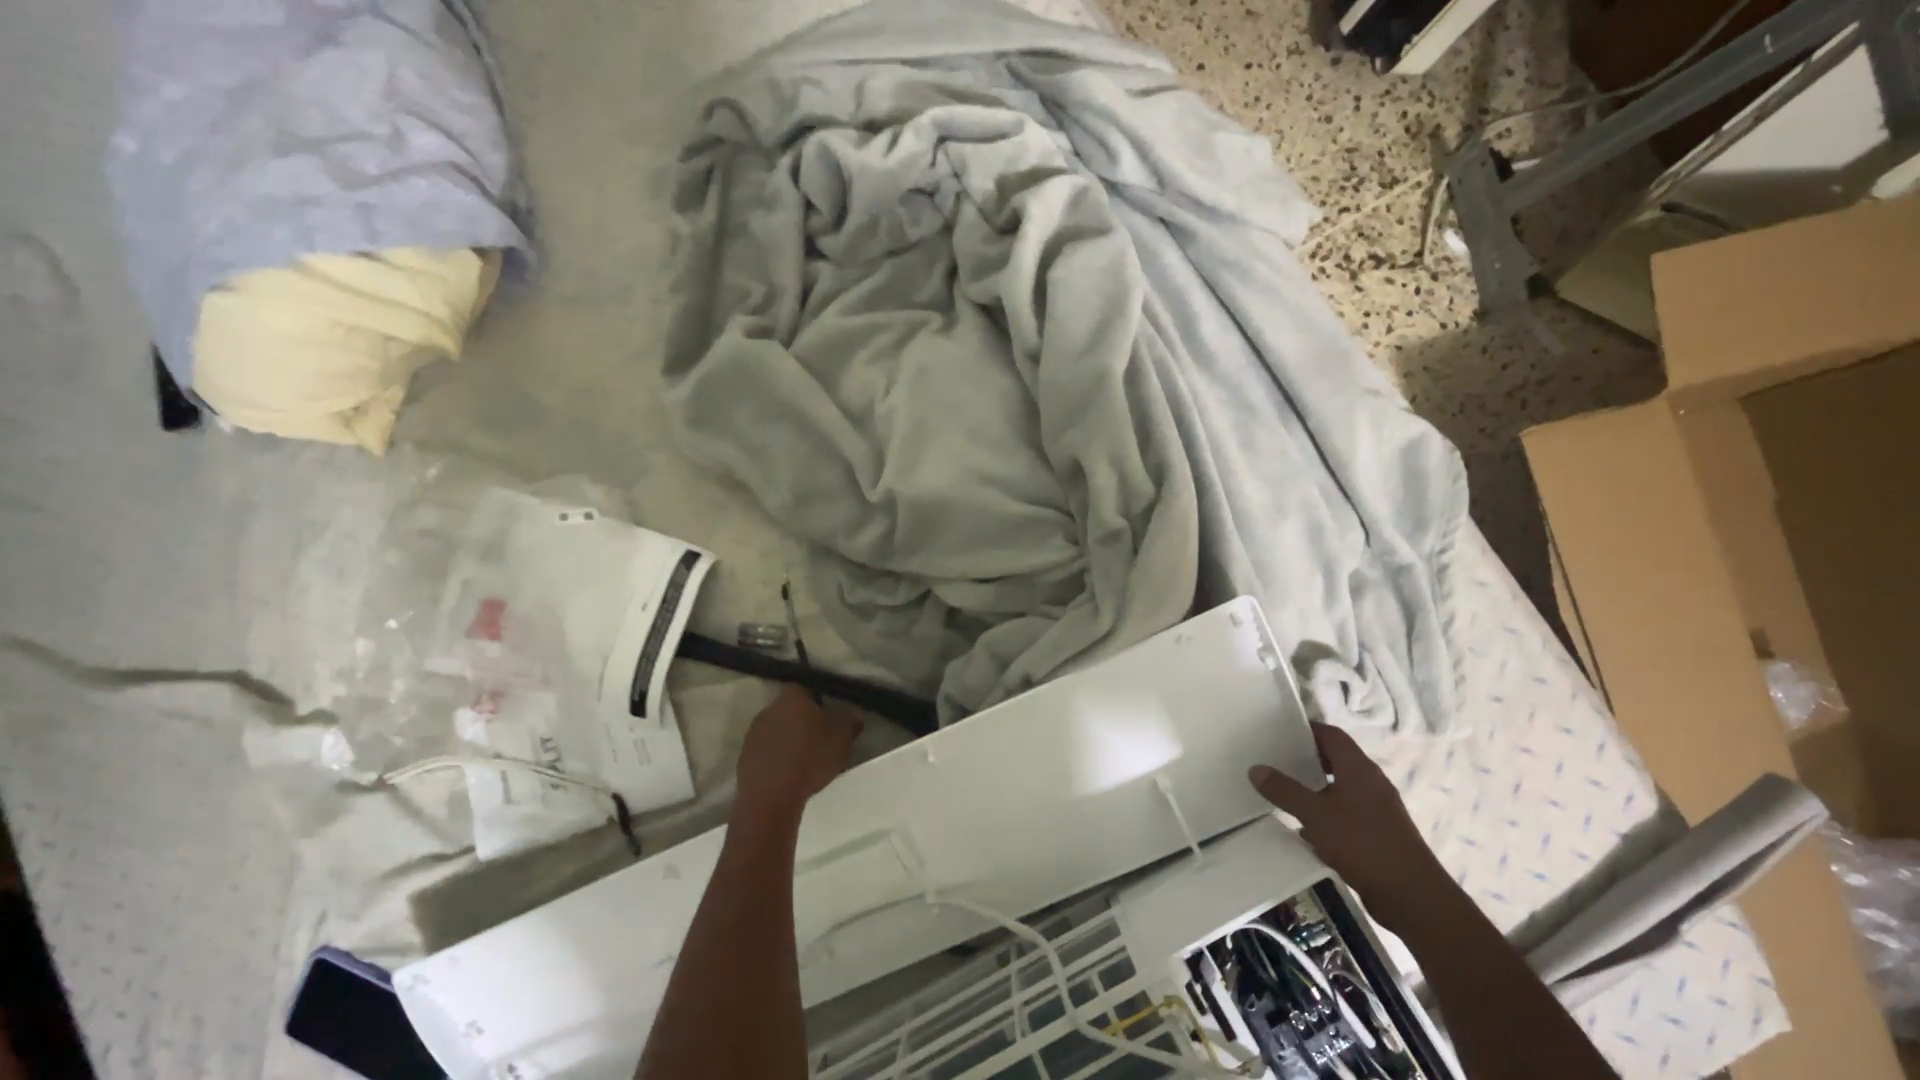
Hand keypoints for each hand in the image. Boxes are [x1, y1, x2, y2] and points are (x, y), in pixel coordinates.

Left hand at [733, 685, 861, 827]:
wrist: (771, 796)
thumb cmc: (810, 758)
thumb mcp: (843, 737)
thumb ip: (851, 719)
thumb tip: (854, 712)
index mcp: (792, 697)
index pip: (807, 688)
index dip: (821, 700)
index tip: (832, 716)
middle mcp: (768, 709)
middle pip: (791, 710)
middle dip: (805, 721)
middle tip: (822, 738)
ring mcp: (753, 733)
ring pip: (778, 730)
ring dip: (790, 740)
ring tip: (806, 760)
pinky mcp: (745, 757)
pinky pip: (767, 751)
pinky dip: (778, 758)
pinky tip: (789, 774)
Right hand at [1248, 722, 1455, 934]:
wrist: (1410, 894)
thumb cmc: (1362, 843)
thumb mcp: (1315, 814)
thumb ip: (1284, 790)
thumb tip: (1256, 768)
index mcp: (1359, 769)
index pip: (1333, 735)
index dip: (1308, 729)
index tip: (1279, 730)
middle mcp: (1371, 783)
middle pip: (1337, 760)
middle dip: (1307, 759)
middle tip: (1275, 760)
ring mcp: (1378, 809)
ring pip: (1341, 788)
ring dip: (1315, 788)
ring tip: (1283, 792)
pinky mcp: (1378, 834)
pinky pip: (1346, 813)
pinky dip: (1325, 814)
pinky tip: (1305, 828)